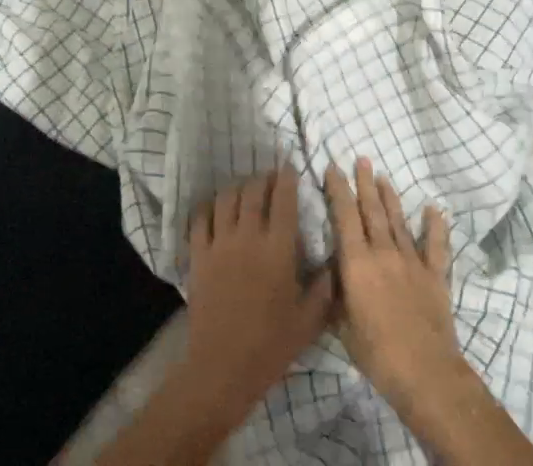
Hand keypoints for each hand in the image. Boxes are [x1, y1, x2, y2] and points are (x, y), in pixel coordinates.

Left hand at [184, 170, 335, 409]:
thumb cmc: (272, 344)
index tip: (289, 166)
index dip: (287, 177)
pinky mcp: (198, 256)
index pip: (283, 199)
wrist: (223, 366)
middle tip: (269, 178)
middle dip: (263, 178)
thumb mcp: (310, 319)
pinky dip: (208, 208)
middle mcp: (248, 236)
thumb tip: (334, 263)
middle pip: (252, 191)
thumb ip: (325, 288)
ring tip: (245, 191)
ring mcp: (219, 244)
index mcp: (278, 248)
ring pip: (226, 199)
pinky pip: (200, 219)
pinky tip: (215, 209)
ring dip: (237, 189)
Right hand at [324, 158, 467, 410]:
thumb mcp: (341, 324)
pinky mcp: (436, 276)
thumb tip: (331, 272)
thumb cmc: (374, 352)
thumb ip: (336, 293)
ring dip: (390, 197)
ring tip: (383, 176)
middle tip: (361, 159)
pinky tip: (433, 209)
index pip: (344, 217)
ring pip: (399, 222)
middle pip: (372, 211)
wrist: (424, 369)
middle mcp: (384, 253)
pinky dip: (435, 226)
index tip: (333, 167)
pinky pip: (435, 245)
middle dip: (365, 183)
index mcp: (357, 264)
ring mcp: (413, 262)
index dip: (338, 190)